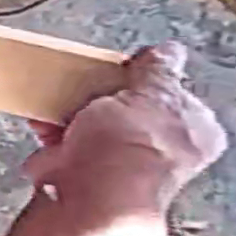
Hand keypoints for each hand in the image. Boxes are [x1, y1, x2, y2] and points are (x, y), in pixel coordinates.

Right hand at [24, 42, 224, 215]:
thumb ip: (157, 72)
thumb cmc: (130, 146)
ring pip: (89, 122)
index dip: (141, 81)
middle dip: (97, 97)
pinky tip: (40, 120)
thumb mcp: (150, 94)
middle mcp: (160, 146)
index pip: (171, 95)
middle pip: (126, 108)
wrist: (88, 185)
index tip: (116, 71)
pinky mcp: (78, 163)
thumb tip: (168, 50)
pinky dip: (47, 127)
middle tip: (84, 87)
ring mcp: (117, 156)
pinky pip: (60, 136)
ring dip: (67, 111)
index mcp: (195, 129)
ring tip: (57, 103)